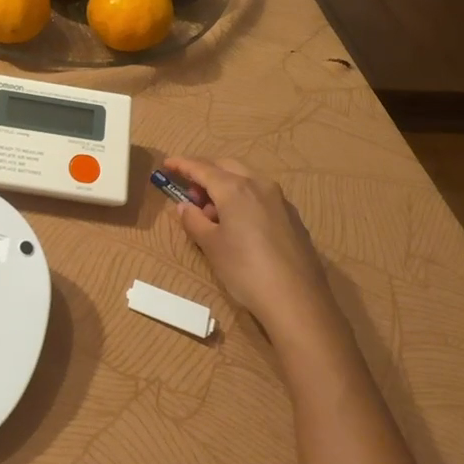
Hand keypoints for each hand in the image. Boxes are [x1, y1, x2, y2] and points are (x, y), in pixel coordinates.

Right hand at [163, 157, 335, 342]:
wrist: (296, 300)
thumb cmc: (245, 269)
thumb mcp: (210, 245)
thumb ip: (194, 220)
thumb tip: (185, 207)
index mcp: (235, 189)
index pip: (202, 168)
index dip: (182, 164)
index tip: (166, 163)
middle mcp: (259, 186)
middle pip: (227, 167)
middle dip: (205, 173)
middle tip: (189, 191)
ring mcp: (280, 200)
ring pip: (246, 180)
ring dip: (225, 187)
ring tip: (212, 214)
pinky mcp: (292, 217)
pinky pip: (260, 196)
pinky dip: (242, 199)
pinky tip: (238, 224)